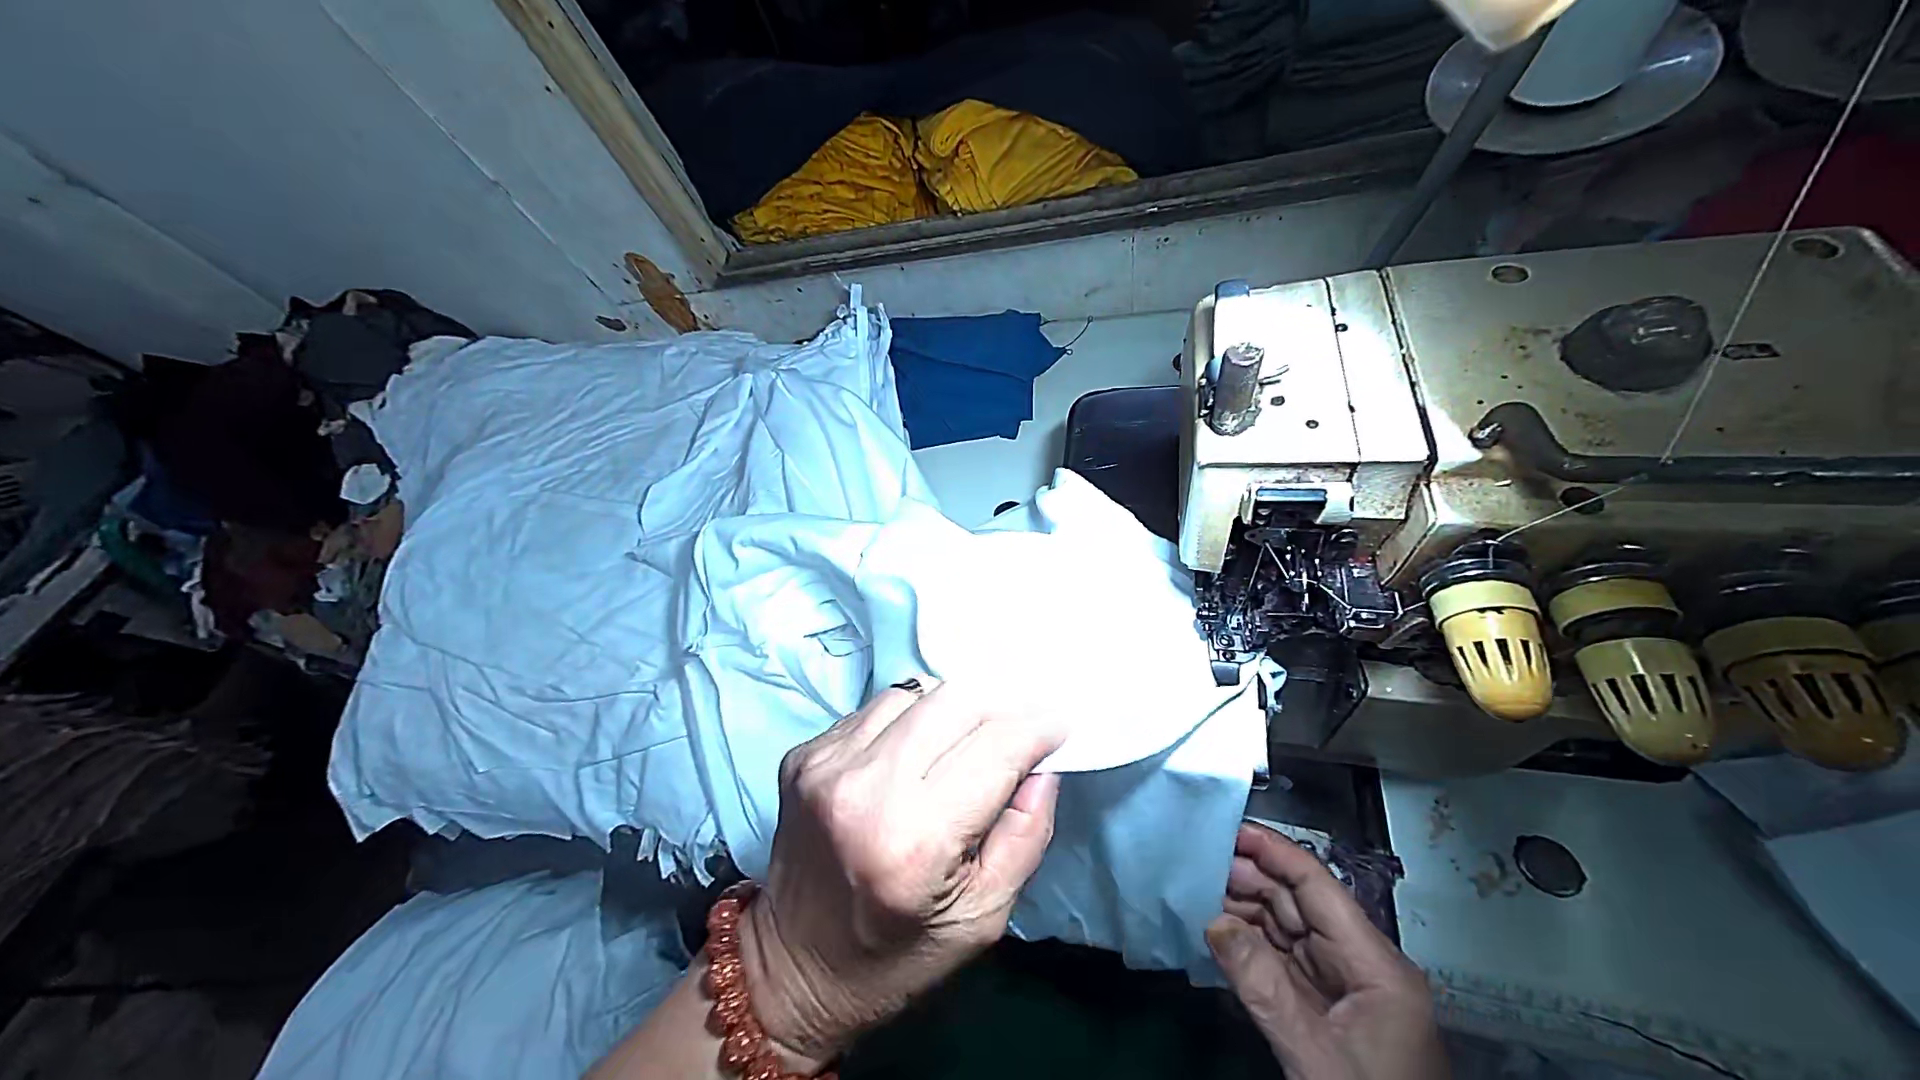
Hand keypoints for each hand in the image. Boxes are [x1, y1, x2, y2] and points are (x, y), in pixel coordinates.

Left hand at [738, 680, 1064, 1065]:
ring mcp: (826, 762)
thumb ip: (1024, 836)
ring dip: (952, 710)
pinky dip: (910, 719)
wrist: (789, 967)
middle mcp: (864, 787)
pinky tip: (913, 754)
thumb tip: (1042, 765)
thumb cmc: (895, 958)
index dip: (1036, 729)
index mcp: (913, 840)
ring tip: (963, 744)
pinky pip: (877, 707)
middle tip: (1018, 729)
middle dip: (999, 706)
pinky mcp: (804, 752)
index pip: (994, 748)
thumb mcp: (982, 917)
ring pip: (915, 692)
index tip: (1057, 727)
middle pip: (954, 700)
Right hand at [1208, 823, 1448, 1079]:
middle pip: (1298, 902)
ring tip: (1196, 891)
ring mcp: (1341, 986)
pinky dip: (1247, 942)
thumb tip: (1213, 922)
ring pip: (1285, 928)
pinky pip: (1281, 959)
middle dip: (1248, 878)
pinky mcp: (1323, 1007)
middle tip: (1196, 862)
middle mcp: (1360, 964)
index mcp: (1376, 964)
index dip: (1273, 852)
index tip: (1228, 830)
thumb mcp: (1315, 1056)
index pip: (1318, 886)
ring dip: (1241, 908)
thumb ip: (1264, 988)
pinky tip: (1216, 930)